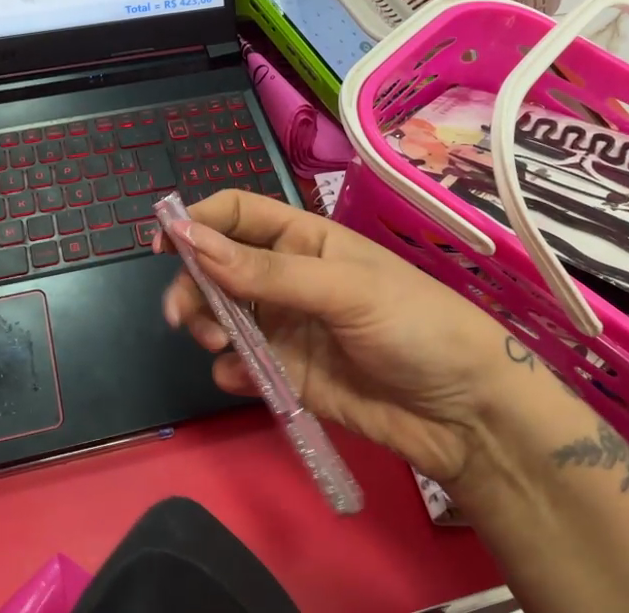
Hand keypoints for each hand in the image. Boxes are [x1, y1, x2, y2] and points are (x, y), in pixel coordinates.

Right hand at [159, 189, 536, 485]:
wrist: (465, 414)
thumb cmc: (415, 326)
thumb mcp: (342, 288)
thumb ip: (265, 270)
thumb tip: (190, 238)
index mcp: (304, 238)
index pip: (237, 214)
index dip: (198, 221)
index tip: (163, 244)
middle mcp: (287, 277)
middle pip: (217, 267)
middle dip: (194, 285)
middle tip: (184, 317)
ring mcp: (286, 326)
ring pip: (220, 315)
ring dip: (206, 326)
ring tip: (220, 347)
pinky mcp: (287, 373)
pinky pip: (240, 363)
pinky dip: (230, 369)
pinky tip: (242, 379)